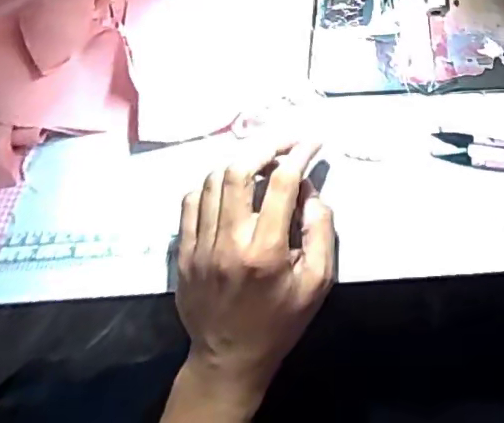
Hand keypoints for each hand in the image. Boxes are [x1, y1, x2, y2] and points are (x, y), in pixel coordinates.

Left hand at [169, 141, 334, 418]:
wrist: (229, 360)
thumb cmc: (281, 319)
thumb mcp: (318, 279)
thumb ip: (321, 228)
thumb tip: (309, 189)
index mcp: (265, 250)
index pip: (281, 182)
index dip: (300, 153)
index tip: (313, 143)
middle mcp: (228, 243)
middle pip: (238, 171)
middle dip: (266, 147)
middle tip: (286, 144)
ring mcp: (199, 247)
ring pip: (212, 181)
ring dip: (240, 163)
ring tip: (261, 164)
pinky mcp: (182, 253)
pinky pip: (190, 201)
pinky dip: (212, 184)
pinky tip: (231, 187)